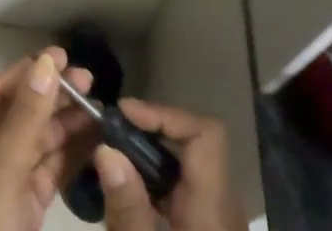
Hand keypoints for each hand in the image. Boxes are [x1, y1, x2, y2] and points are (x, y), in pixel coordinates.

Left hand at [0, 47, 97, 230]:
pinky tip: (96, 138)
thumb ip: (25, 118)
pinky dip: (71, 154)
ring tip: (101, 106)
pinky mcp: (25, 203)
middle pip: (19, 113)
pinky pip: (49, 168)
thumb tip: (47, 64)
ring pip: (38, 140)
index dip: (28, 73)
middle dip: (53, 97)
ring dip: (68, 124)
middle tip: (90, 81)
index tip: (62, 55)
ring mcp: (2, 177)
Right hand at [95, 99, 250, 230]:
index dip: (164, 113)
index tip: (123, 113)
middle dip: (150, 131)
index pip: (205, 132)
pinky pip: (187, 186)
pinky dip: (157, 177)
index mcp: (214, 205)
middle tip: (109, 135)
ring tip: (113, 159)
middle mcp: (225, 202)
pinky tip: (131, 192)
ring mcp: (220, 216)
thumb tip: (105, 149)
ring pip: (189, 164)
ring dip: (150, 154)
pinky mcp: (210, 226)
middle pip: (194, 143)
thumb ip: (127, 206)